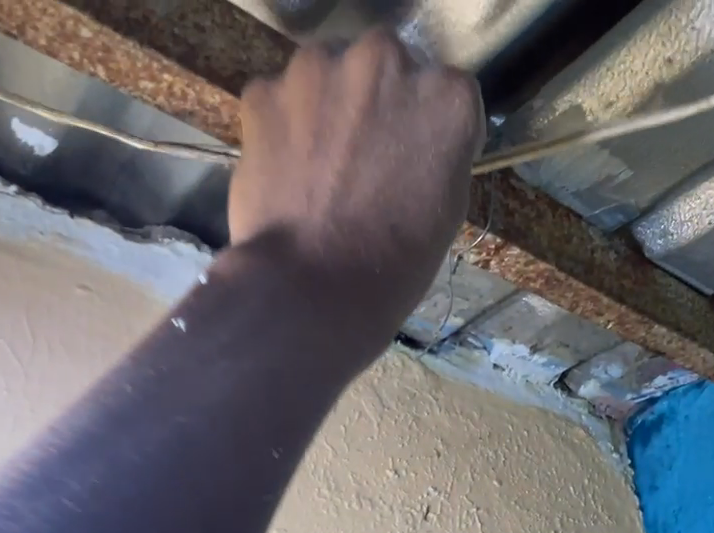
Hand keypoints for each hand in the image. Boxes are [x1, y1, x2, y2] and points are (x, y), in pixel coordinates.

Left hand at [228, 29, 483, 338]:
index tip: (421, 163)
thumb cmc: (396, 265)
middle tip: (370, 161)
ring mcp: (318, 69)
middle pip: (387, 68)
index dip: (433, 131)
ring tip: (325, 171)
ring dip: (330, 108)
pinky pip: (281, 100)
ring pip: (329, 75)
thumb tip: (417, 142)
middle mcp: (386, 61)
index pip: (449, 95)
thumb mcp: (446, 208)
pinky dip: (285, 128)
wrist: (314, 289)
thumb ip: (438, 153)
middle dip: (380, 104)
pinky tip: (291, 176)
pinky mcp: (264, 91)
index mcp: (447, 97)